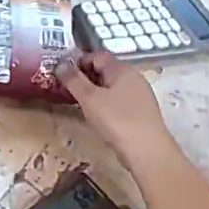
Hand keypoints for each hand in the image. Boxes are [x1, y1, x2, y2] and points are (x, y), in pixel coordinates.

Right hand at [57, 51, 178, 170]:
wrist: (148, 152)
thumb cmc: (117, 119)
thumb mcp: (89, 98)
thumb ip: (73, 79)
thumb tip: (60, 64)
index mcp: (122, 69)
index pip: (97, 55)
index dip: (79, 61)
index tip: (64, 75)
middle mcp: (134, 78)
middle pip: (105, 70)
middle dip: (86, 77)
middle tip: (68, 90)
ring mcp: (140, 96)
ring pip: (112, 87)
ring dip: (95, 92)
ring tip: (81, 104)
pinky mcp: (142, 113)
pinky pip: (119, 101)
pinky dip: (106, 104)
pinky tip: (99, 118)